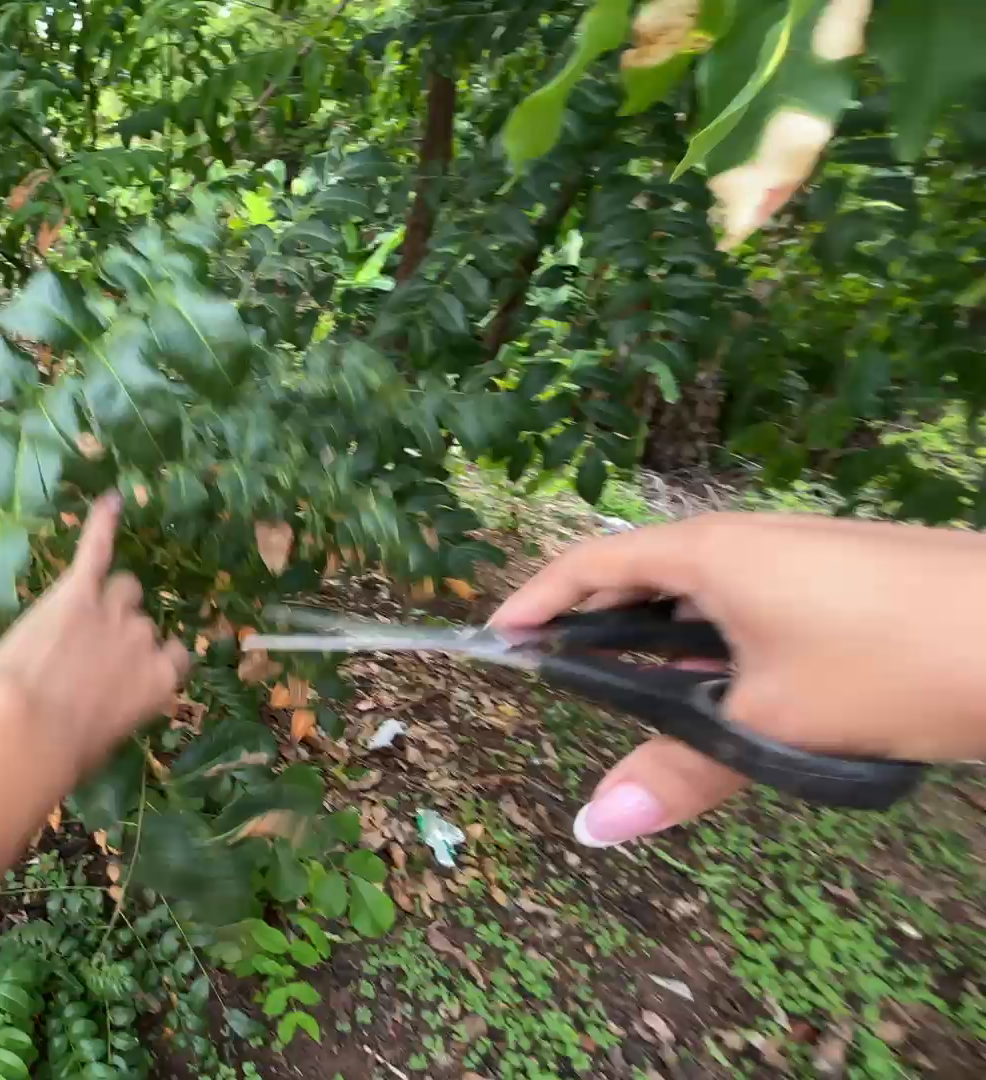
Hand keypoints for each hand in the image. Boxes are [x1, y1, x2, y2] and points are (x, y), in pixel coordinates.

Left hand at [0, 494, 191, 776]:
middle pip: (141, 618)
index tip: (130, 668)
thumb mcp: (105, 735)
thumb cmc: (63, 751)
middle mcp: (144, 640)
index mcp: (160, 681)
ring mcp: (112, 612)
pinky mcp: (77, 591)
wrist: (28, 728)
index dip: (149, 657)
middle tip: (83, 652)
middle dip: (119, 629)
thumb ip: (116, 705)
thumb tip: (102, 704)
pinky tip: (109, 500)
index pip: (174, 653)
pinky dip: (102, 524)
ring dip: (105, 596)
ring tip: (76, 615)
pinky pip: (96, 549)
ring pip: (123, 586)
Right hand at [490, 513, 985, 846]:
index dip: (532, 602)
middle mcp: (744, 541)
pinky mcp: (846, 579)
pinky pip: (743, 601)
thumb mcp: (782, 721)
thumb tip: (591, 829)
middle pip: (633, 574)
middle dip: (587, 622)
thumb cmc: (912, 658)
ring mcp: (799, 557)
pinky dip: (710, 640)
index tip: (497, 641)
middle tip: (560, 675)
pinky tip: (733, 684)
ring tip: (639, 689)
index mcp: (707, 551)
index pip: (584, 565)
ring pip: (693, 592)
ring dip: (652, 636)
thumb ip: (678, 771)